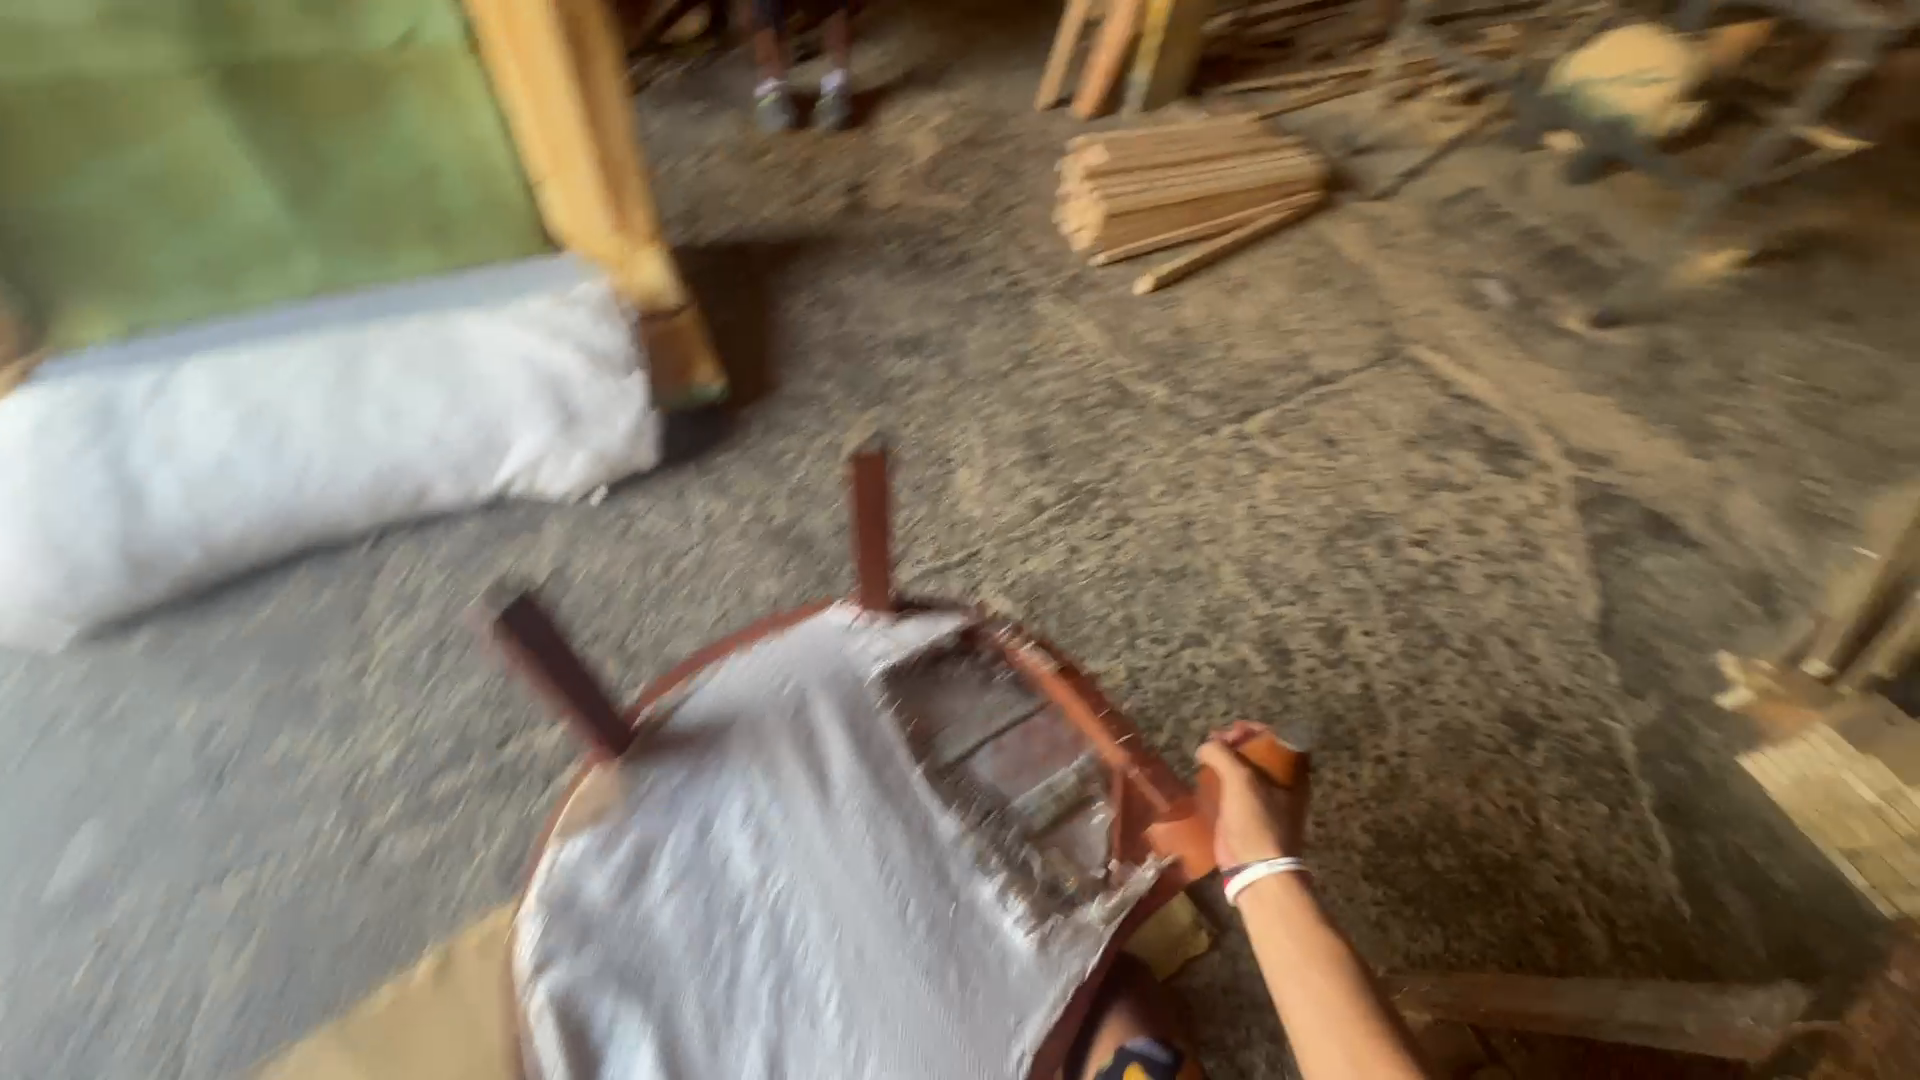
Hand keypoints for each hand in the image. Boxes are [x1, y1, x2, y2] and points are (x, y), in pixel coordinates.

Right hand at [1196, 723, 1308, 868]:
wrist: (1256, 868)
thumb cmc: (1256, 820)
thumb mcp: (1240, 779)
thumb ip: (1221, 754)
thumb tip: (1204, 748)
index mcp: (1292, 774)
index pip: (1278, 738)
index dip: (1255, 729)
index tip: (1233, 730)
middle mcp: (1283, 785)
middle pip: (1260, 753)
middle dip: (1236, 743)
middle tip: (1215, 740)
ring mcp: (1265, 802)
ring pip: (1245, 771)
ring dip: (1225, 761)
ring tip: (1204, 756)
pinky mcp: (1247, 816)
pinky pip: (1234, 790)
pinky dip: (1220, 781)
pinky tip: (1204, 778)